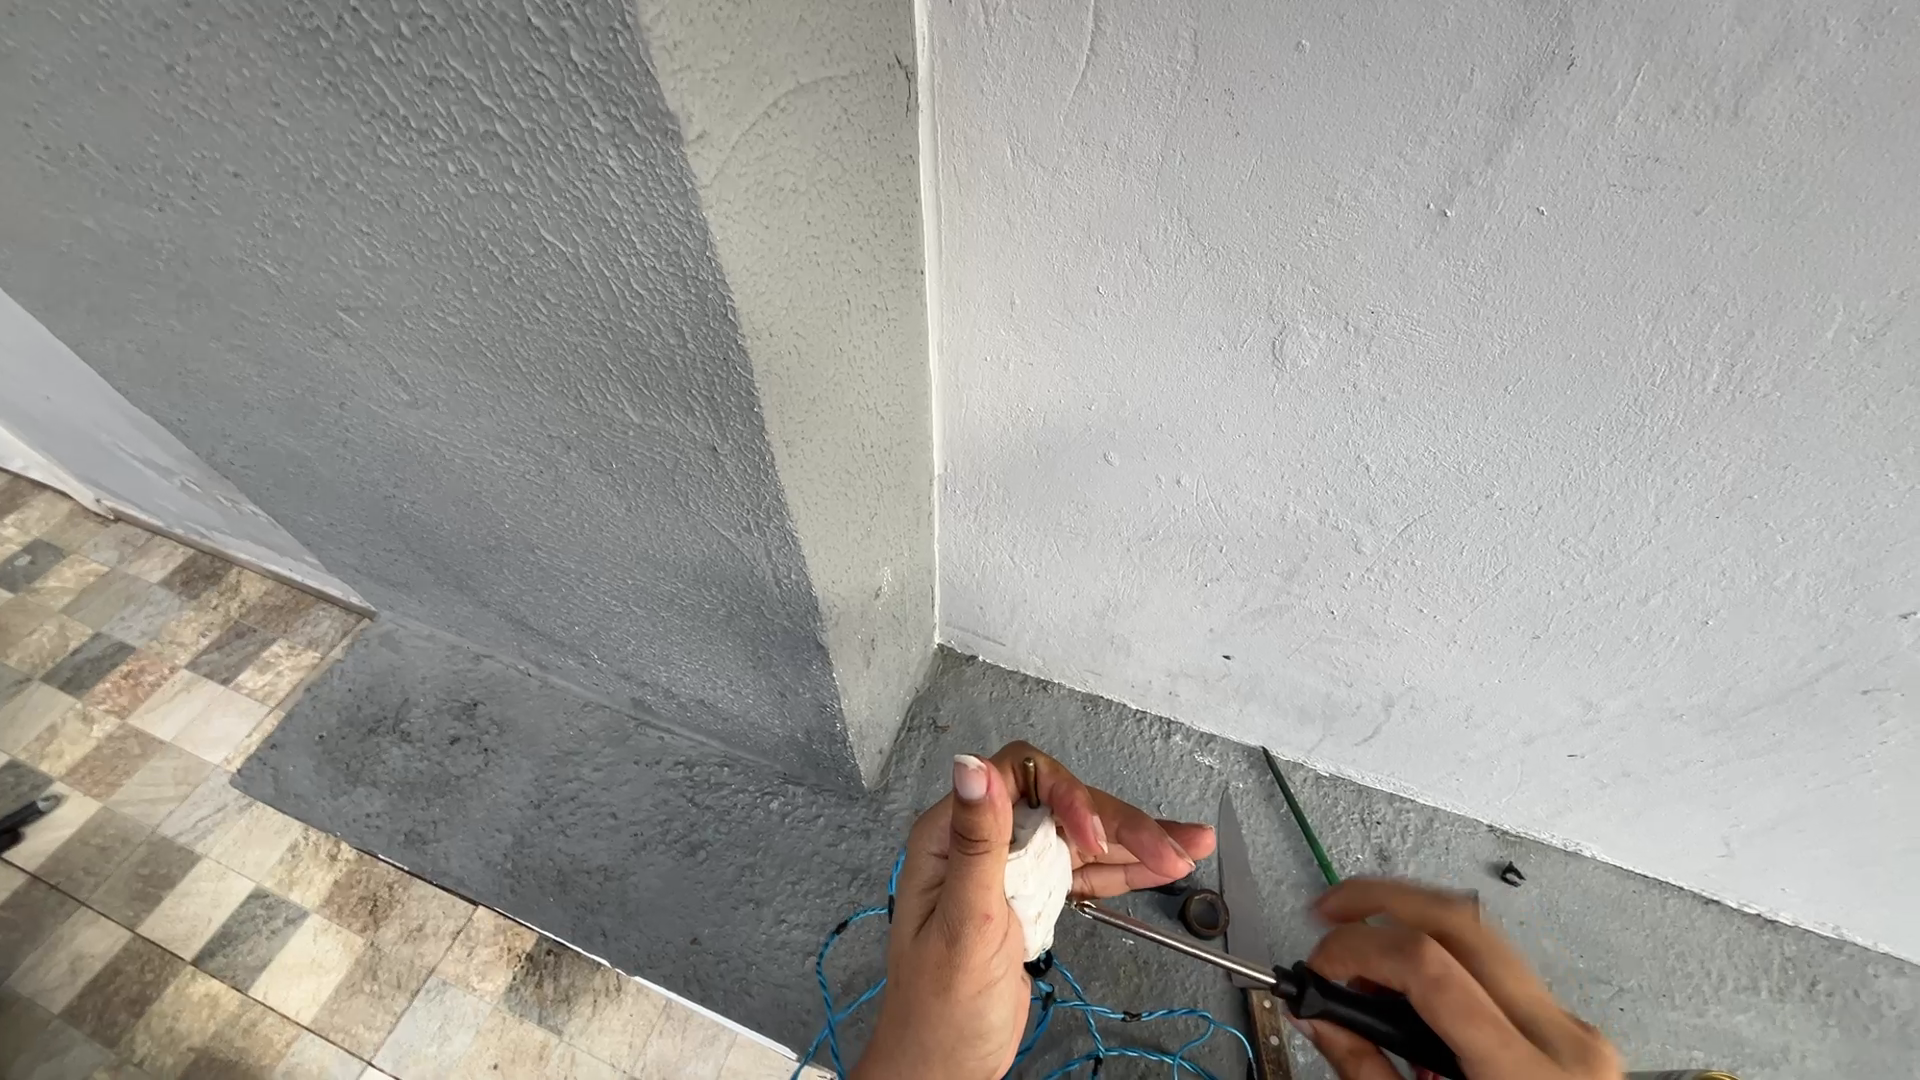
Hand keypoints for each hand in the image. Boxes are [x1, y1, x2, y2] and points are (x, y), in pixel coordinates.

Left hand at [851, 742, 1216, 1079]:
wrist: (944, 1069)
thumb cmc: (940, 1007)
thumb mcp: (963, 924)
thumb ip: (976, 842)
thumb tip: (970, 764)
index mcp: (952, 832)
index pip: (1017, 777)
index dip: (1064, 794)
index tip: (1095, 836)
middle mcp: (985, 837)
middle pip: (1060, 804)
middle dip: (1117, 823)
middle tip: (1172, 850)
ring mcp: (1013, 864)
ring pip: (1080, 836)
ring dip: (1135, 840)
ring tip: (1190, 846)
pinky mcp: (1035, 892)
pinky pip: (1085, 870)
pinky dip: (1125, 868)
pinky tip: (1162, 866)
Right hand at [1295, 878, 1622, 1079]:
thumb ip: (1365, 1071)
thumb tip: (1311, 1015)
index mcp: (1529, 1076)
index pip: (1430, 968)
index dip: (1358, 949)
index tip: (1318, 967)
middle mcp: (1563, 1036)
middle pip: (1458, 920)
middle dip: (1379, 899)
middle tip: (1324, 911)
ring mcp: (1572, 1026)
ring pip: (1474, 930)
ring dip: (1403, 923)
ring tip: (1360, 960)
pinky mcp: (1566, 1026)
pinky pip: (1488, 963)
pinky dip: (1434, 956)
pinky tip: (1405, 991)